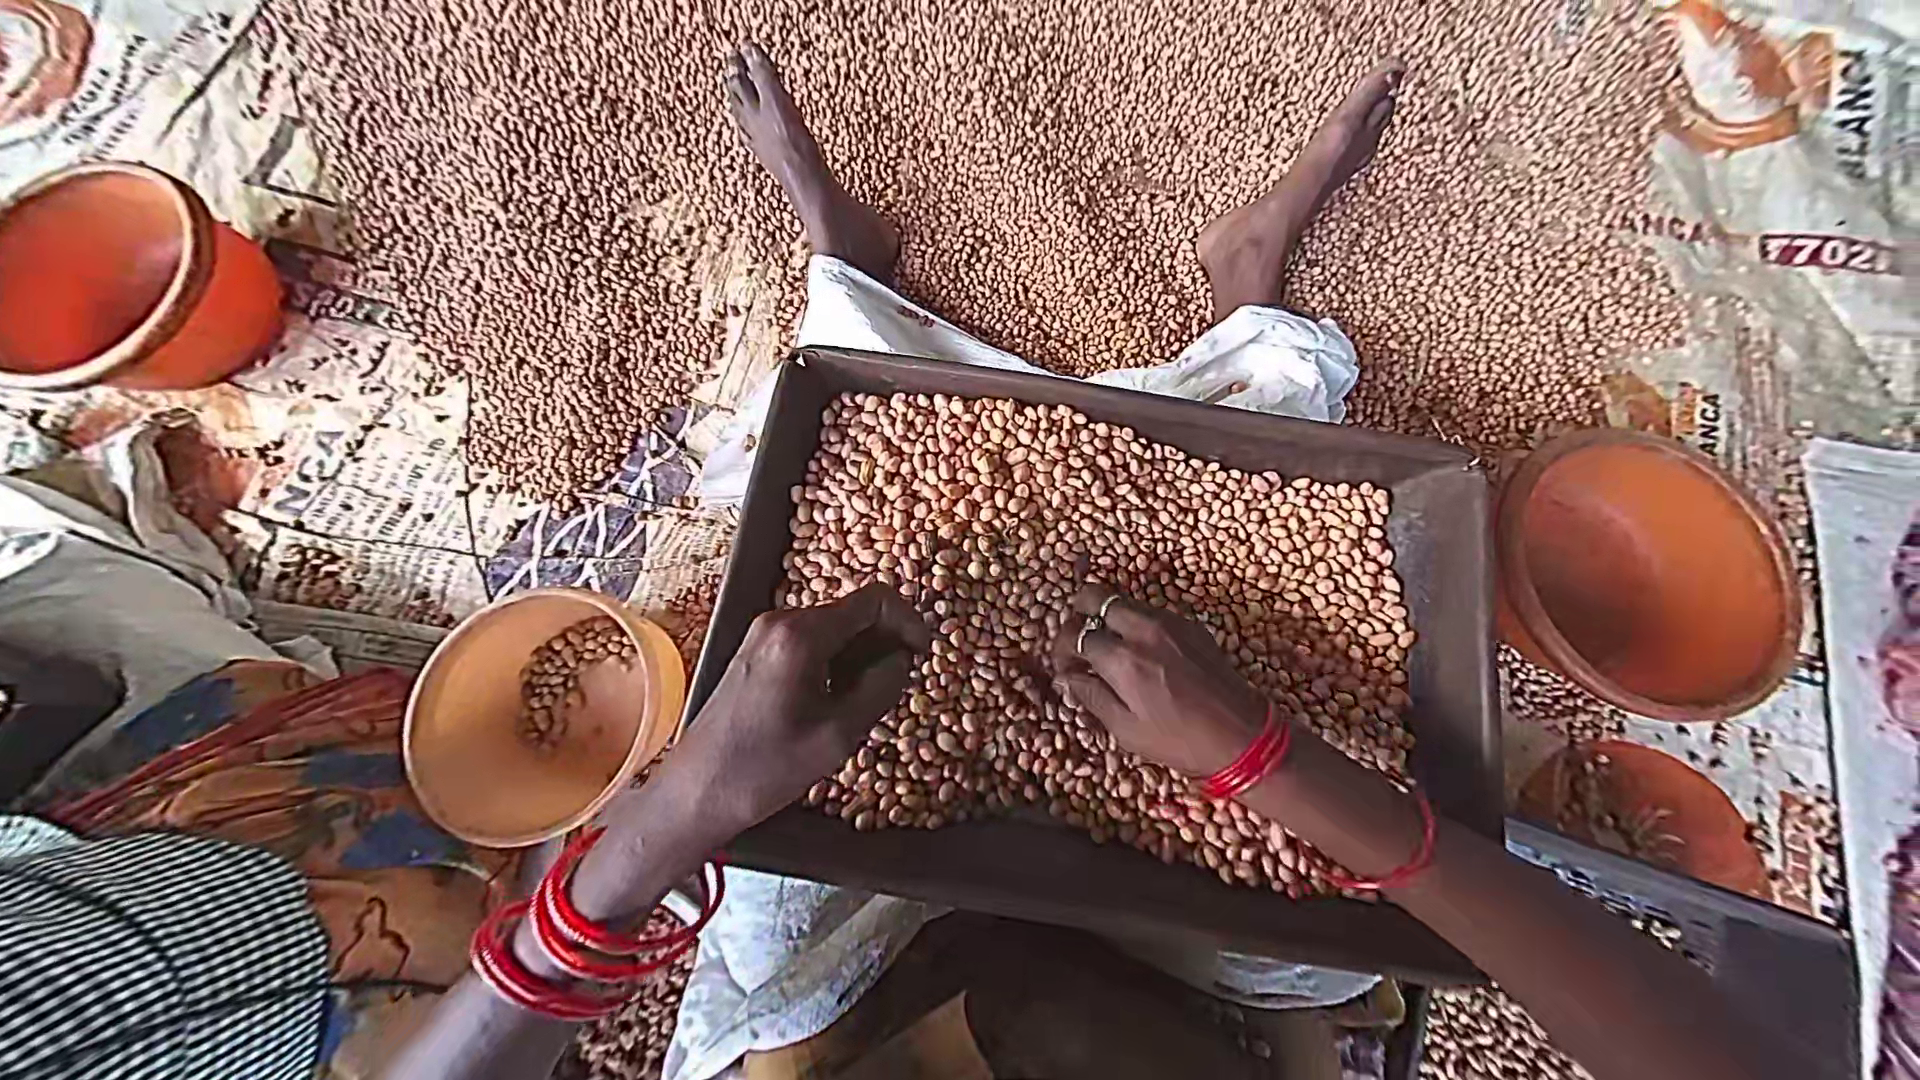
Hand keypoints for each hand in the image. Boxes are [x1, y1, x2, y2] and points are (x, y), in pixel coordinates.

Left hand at [668, 582, 932, 836]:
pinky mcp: (759, 650)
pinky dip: (838, 660)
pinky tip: (839, 698)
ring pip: (836, 627)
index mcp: (800, 634)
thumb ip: (882, 686)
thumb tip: (904, 657)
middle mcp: (781, 620)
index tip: (923, 653)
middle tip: (898, 683)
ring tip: (867, 699)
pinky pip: (814, 641)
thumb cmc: (764, 769)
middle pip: (854, 611)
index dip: (909, 621)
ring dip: (862, 654)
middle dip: (886, 641)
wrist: (694, 791)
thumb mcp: (839, 734)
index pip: (875, 600)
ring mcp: (766, 633)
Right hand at [1049, 584, 1265, 776]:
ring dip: (1107, 616)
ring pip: (1123, 601)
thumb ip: (1091, 695)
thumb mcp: (1126, 730)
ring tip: (1108, 645)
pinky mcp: (1190, 625)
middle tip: (1079, 637)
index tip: (1064, 664)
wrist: (1245, 737)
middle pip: (1096, 595)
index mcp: (1123, 660)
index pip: (1076, 634)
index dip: (1062, 648)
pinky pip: (1151, 611)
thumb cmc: (1181, 742)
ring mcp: (1170, 623)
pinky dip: (1136, 623)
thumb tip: (1068, 676)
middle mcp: (1144, 631)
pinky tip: (1140, 651)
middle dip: (1079, 612)